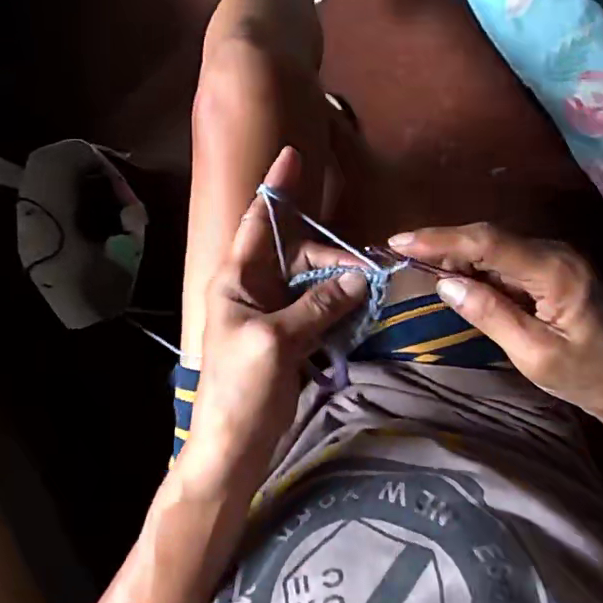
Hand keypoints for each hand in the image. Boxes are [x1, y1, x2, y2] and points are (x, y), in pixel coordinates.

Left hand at [189, 148, 367, 477]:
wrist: (232, 448)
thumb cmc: (240, 391)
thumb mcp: (276, 342)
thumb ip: (316, 307)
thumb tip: (358, 278)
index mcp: (236, 279)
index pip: (258, 222)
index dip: (276, 189)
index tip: (293, 154)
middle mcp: (252, 288)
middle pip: (297, 253)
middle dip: (333, 256)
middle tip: (370, 276)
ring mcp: (270, 314)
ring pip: (311, 281)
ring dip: (339, 283)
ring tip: (369, 295)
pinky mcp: (287, 338)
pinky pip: (317, 310)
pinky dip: (338, 309)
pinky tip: (358, 316)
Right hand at [389, 224, 602, 424]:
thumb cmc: (585, 376)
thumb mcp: (533, 354)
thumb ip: (490, 315)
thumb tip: (444, 283)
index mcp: (555, 272)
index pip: (488, 243)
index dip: (441, 239)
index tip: (399, 241)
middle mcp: (554, 253)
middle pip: (486, 236)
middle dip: (441, 243)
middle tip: (398, 253)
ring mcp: (551, 258)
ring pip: (490, 244)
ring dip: (452, 253)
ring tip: (415, 263)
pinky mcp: (546, 268)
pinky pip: (499, 258)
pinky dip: (469, 263)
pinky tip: (449, 274)